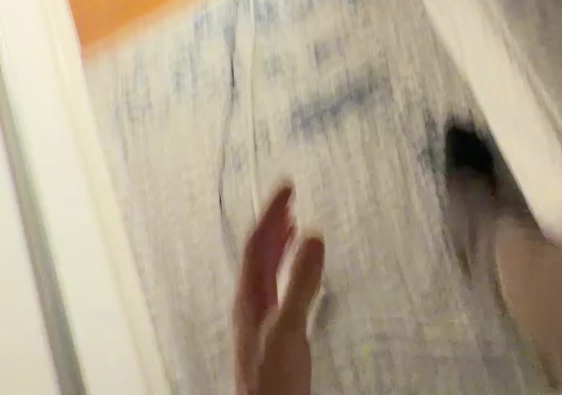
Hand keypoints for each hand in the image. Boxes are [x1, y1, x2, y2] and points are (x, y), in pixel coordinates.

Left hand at [234, 183, 325, 394]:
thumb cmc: (273, 382)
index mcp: (248, 296)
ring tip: (293, 222)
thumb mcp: (288, 328)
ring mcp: (262, 318)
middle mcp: (251, 302)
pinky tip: (301, 270)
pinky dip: (290, 266)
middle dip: (275, 221)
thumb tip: (314, 235)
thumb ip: (301, 283)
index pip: (257, 242)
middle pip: (260, 251)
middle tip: (291, 195)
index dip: (271, 211)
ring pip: (268, 268)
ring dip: (280, 242)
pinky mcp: (276, 332)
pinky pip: (279, 286)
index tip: (287, 186)